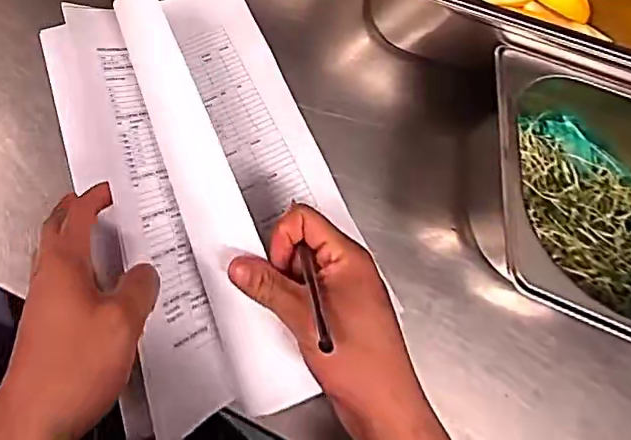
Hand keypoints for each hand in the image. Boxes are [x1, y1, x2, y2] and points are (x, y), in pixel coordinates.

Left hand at [0, 183, 158, 439]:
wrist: (31, 420)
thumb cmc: (65, 372)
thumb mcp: (121, 324)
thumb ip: (139, 291)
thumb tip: (144, 275)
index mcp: (64, 262)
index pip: (78, 213)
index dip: (96, 196)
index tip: (107, 190)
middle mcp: (46, 276)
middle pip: (56, 226)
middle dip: (74, 209)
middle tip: (91, 202)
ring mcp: (40, 301)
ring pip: (53, 254)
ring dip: (71, 239)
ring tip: (95, 242)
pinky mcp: (40, 326)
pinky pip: (56, 282)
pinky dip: (73, 271)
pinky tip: (91, 292)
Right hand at [229, 205, 446, 439]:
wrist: (386, 412)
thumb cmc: (365, 366)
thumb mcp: (304, 318)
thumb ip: (268, 287)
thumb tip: (244, 267)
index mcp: (348, 256)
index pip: (303, 219)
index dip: (281, 238)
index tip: (275, 267)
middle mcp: (350, 267)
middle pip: (300, 241)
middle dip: (283, 266)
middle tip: (283, 292)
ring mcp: (347, 289)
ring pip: (303, 269)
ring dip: (290, 288)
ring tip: (297, 315)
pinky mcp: (342, 309)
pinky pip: (311, 291)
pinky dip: (298, 303)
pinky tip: (302, 326)